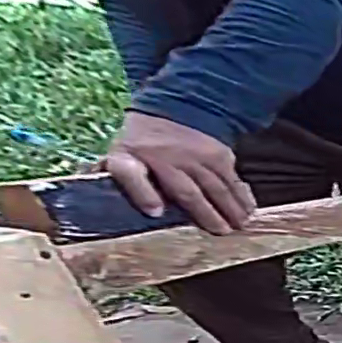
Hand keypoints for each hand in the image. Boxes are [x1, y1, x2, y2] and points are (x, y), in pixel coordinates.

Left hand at [103, 111, 255, 234]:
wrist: (178, 111)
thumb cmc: (145, 142)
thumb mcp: (121, 150)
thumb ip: (113, 171)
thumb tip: (92, 191)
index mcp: (130, 156)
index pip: (129, 172)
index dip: (141, 192)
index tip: (155, 212)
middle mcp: (164, 157)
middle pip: (187, 190)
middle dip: (205, 213)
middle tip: (220, 231)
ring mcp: (196, 158)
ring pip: (217, 189)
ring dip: (230, 209)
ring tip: (239, 225)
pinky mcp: (221, 158)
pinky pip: (235, 182)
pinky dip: (243, 198)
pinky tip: (249, 211)